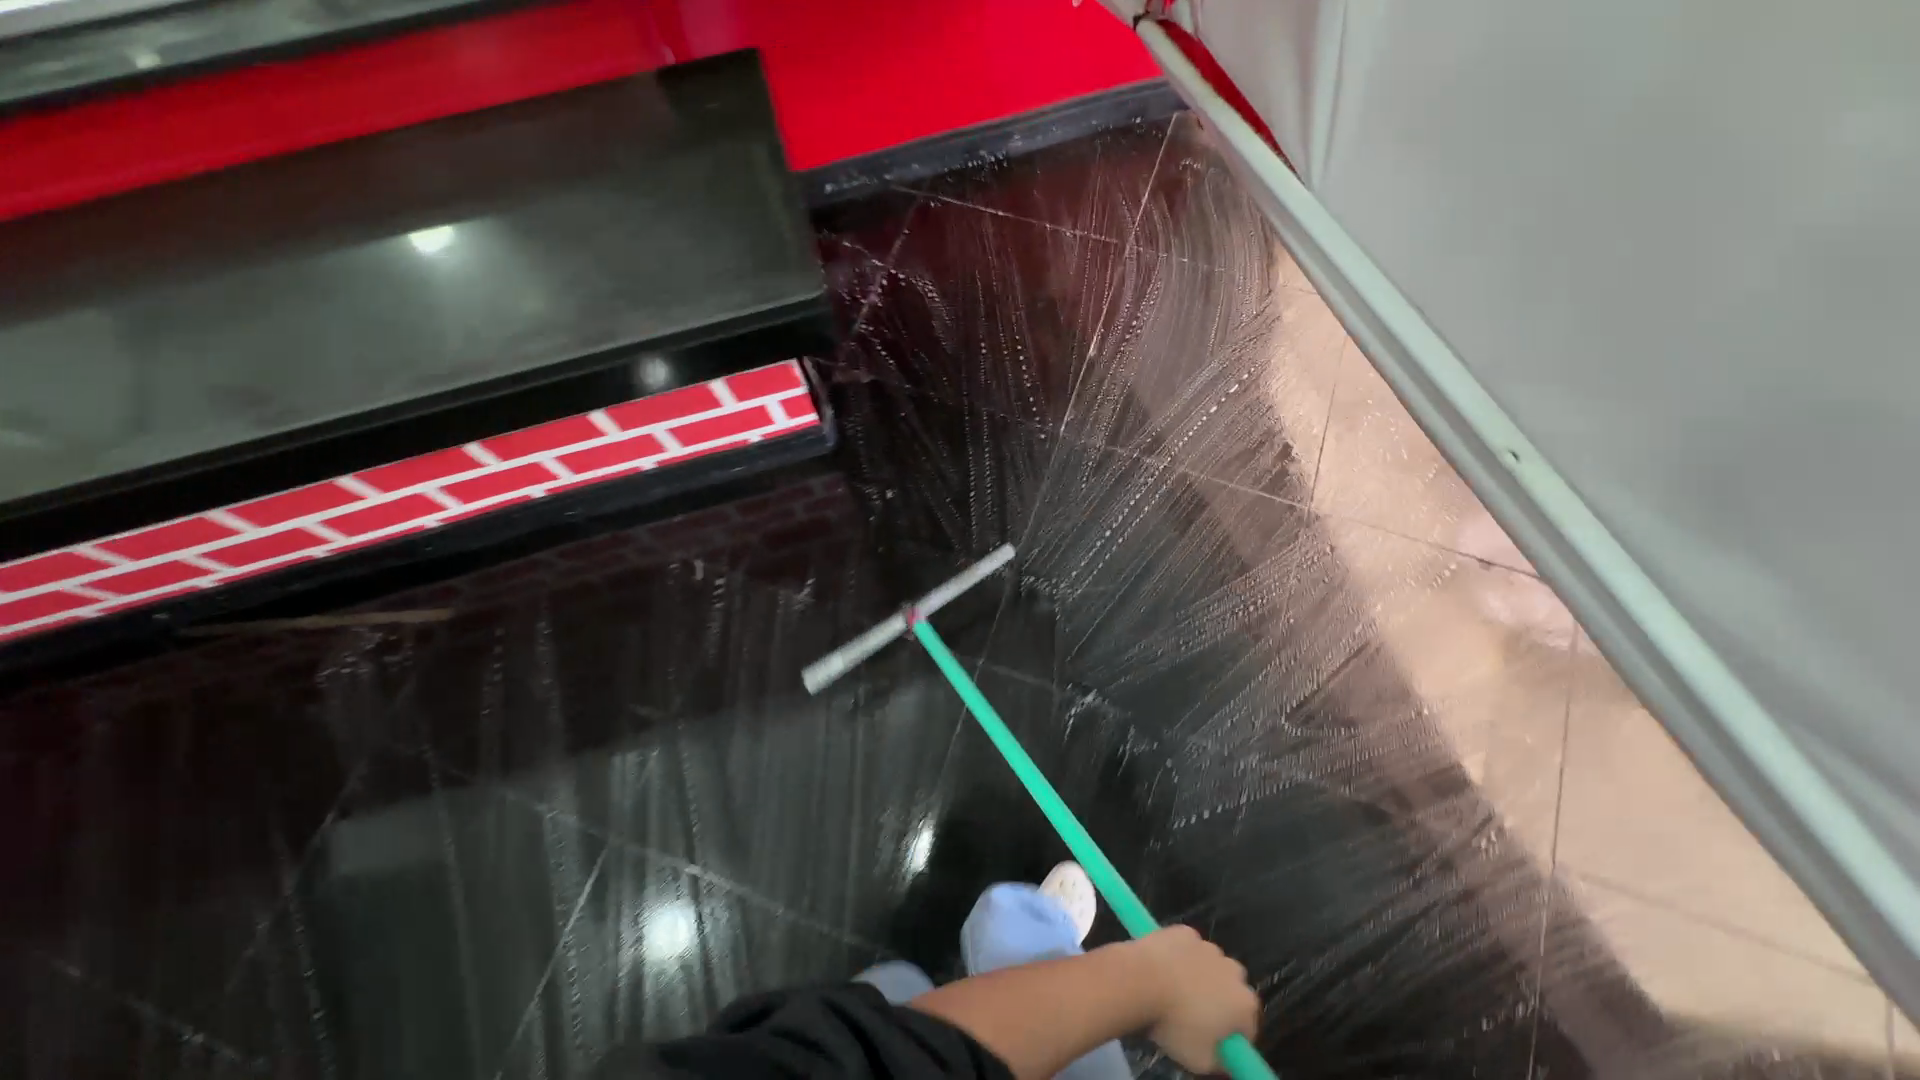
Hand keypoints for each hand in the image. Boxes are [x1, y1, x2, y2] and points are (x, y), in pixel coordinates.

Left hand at [1133, 925, 1260, 1073]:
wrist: (1139, 980)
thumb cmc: (1173, 1025)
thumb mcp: (1200, 1061)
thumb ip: (1219, 1062)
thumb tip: (1224, 1059)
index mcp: (1245, 1004)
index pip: (1246, 1028)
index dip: (1229, 1038)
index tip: (1211, 1042)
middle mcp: (1234, 972)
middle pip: (1230, 992)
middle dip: (1217, 1003)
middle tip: (1190, 1015)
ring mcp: (1209, 947)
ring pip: (1209, 967)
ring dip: (1198, 977)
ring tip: (1171, 989)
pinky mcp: (1186, 931)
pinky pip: (1188, 948)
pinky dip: (1179, 955)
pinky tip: (1163, 966)